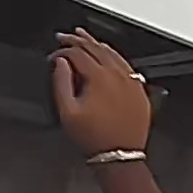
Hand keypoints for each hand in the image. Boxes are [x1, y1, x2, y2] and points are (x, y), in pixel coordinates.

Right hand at [50, 28, 149, 154]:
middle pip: (95, 47)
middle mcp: (117, 74)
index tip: (54, 56)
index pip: (78, 53)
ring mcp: (130, 80)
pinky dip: (113, 54)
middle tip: (64, 37)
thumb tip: (60, 63)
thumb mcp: (68, 112)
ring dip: (95, 42)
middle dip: (77, 40)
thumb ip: (61, 82)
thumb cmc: (93, 137)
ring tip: (83, 36)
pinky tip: (106, 52)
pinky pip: (125, 63)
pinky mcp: (138, 88)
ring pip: (111, 52)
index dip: (62, 51)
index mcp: (99, 77)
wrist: (120, 156)